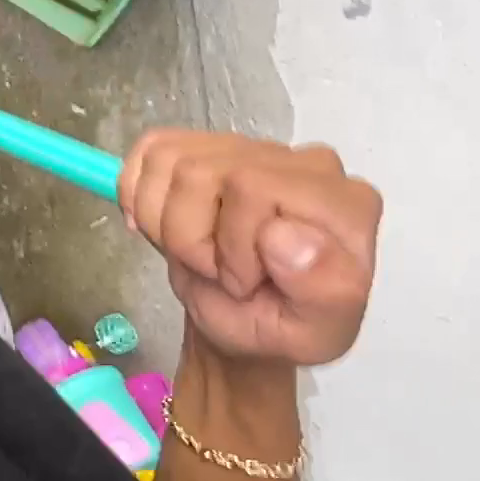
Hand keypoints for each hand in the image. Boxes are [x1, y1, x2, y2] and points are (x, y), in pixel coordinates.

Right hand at [118, 130, 382, 366]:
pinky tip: (159, 223)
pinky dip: (136, 193)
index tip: (243, 284)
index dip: (229, 244)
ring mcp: (250, 149)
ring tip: (193, 251)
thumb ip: (320, 289)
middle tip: (215, 270)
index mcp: (342, 201)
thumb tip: (287, 235)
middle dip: (188, 236)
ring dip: (162, 221)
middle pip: (201, 171)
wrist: (242, 318)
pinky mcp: (203, 147)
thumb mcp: (314, 333)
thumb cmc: (278, 324)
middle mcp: (302, 162)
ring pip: (167, 162)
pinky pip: (150, 149)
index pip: (254, 186)